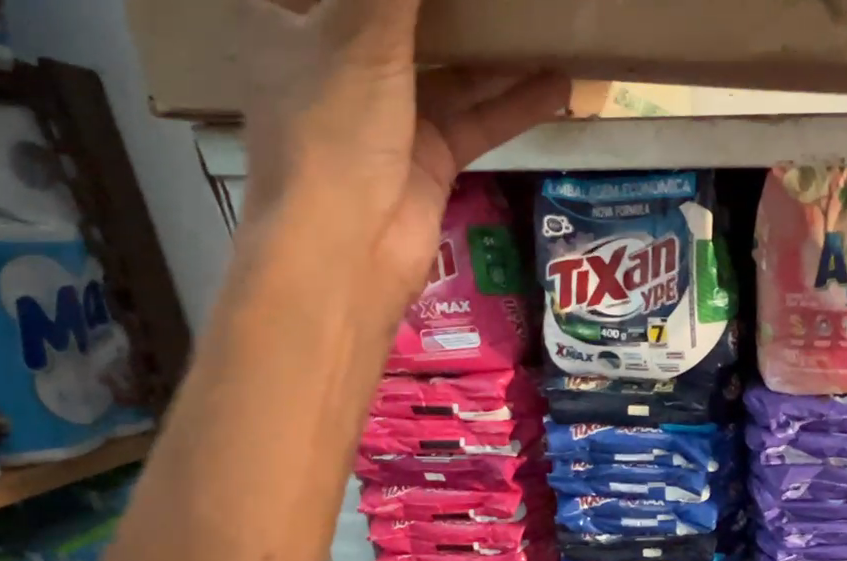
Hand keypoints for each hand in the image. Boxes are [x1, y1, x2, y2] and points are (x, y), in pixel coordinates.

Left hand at [238, 0, 568, 314]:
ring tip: (542, 24)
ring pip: (449, 67)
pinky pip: (476, 117)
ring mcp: (387, 111)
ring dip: (496, 50)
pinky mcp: (429, 155)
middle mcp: (337, 58)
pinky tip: (558, 83)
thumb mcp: (361, 34)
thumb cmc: (332, 131)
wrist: (346, 250)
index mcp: (289, 15)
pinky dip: (514, 103)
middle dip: (454, 4)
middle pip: (401, 13)